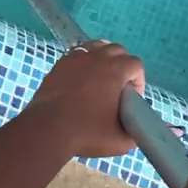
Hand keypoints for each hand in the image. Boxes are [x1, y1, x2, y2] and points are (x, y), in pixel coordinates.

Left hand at [23, 40, 143, 158]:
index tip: (132, 97)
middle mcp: (97, 57)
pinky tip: (80, 79)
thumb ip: (134, 133)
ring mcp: (76, 58)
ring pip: (96, 46)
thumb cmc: (87, 132)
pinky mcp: (60, 64)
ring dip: (103, 58)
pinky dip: (84, 62)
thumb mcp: (120, 141)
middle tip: (118, 88)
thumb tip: (136, 129)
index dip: (138, 80)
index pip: (135, 63)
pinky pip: (78, 54)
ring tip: (100, 78)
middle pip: (117, 50)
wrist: (48, 128)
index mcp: (115, 70)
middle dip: (122, 65)